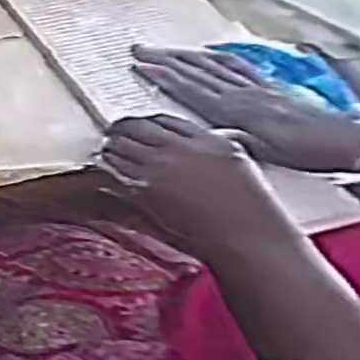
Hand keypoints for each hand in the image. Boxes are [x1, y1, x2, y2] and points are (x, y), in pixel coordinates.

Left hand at [98, 114, 293, 258]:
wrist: (250, 239)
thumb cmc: (251, 208)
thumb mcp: (239, 165)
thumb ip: (208, 146)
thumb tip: (180, 135)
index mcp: (210, 142)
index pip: (161, 119)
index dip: (143, 123)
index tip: (136, 128)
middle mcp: (181, 150)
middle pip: (131, 127)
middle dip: (119, 131)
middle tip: (114, 137)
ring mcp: (158, 168)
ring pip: (115, 146)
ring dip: (110, 149)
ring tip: (113, 155)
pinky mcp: (140, 187)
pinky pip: (111, 169)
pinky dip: (107, 168)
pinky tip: (114, 172)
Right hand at [131, 46, 359, 171]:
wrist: (351, 143)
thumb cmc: (303, 151)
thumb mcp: (261, 152)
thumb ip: (225, 137)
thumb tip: (194, 132)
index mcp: (232, 110)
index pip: (189, 88)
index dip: (162, 75)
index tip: (139, 66)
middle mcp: (241, 93)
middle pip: (195, 71)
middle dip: (164, 59)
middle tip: (139, 50)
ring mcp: (255, 87)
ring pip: (212, 65)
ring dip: (183, 55)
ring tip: (161, 49)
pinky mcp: (270, 85)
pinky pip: (240, 66)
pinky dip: (219, 57)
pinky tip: (207, 53)